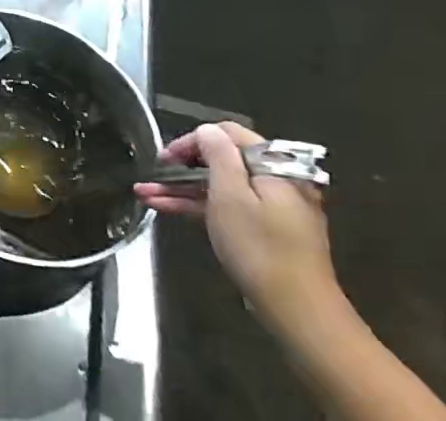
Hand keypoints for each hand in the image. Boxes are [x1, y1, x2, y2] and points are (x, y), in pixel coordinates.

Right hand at [134, 122, 333, 319]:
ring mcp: (273, 207)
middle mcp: (277, 179)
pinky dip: (201, 206)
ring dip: (184, 188)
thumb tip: (207, 131)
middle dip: (183, 166)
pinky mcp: (266, 231)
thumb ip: (218, 155)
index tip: (164, 157)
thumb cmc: (260, 249)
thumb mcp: (231, 196)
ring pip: (222, 187)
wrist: (299, 313)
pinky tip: (168, 208)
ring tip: (147, 193)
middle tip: (153, 175)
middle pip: (224, 160)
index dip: (192, 141)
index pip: (227, 134)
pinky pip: (230, 208)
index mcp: (274, 164)